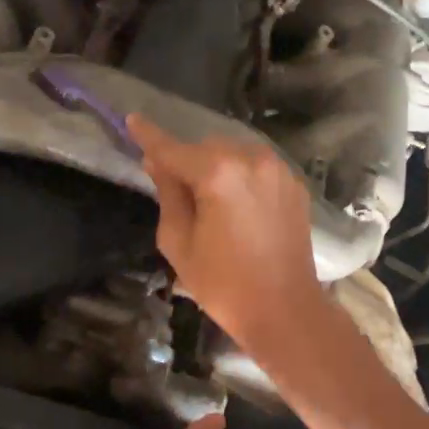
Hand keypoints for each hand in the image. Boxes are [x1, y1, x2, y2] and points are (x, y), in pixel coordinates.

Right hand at [126, 115, 327, 350]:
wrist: (285, 309)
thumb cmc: (223, 284)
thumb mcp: (179, 242)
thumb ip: (168, 194)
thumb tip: (158, 163)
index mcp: (219, 173)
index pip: (173, 149)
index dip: (149, 136)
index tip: (132, 119)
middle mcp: (252, 159)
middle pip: (207, 147)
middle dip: (189, 162)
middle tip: (177, 192)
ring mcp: (279, 170)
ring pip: (235, 153)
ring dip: (218, 167)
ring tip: (211, 203)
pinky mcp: (295, 185)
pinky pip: (258, 168)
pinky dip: (242, 177)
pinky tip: (238, 207)